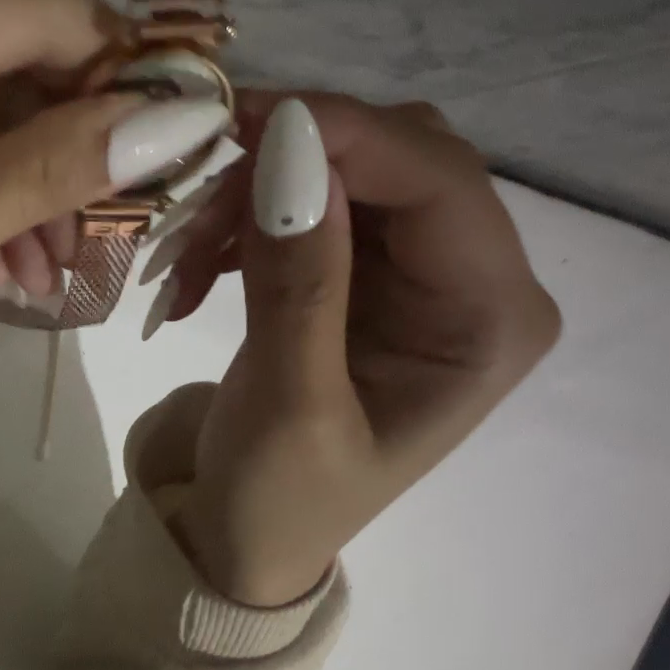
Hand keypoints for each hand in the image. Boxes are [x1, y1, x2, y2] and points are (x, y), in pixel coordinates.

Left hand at [0, 0, 225, 434]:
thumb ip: (43, 172)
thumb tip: (172, 124)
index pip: (44, 11)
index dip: (120, 81)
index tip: (167, 159)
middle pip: (17, 42)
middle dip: (71, 140)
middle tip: (111, 230)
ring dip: (29, 172)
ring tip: (60, 266)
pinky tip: (11, 251)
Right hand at [140, 93, 560, 606]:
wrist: (241, 545)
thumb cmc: (277, 502)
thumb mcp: (288, 403)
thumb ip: (299, 280)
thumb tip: (285, 151)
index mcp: (490, 322)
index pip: (440, 186)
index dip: (347, 139)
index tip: (243, 125)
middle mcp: (470, 284)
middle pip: (396, 167)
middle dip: (289, 171)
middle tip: (192, 202)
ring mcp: (411, 282)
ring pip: (342, 182)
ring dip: (252, 202)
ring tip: (180, 262)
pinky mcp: (354, 287)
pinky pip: (304, 219)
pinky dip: (242, 230)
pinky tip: (194, 273)